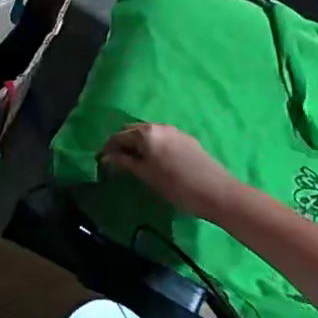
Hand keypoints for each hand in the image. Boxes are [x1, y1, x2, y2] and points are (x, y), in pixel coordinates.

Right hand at [100, 122, 241, 214]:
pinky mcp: (186, 139)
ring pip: (148, 134)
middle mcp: (159, 126)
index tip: (102, 161)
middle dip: (122, 143)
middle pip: (133, 131)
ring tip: (134, 162)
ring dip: (138, 144)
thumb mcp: (146, 175)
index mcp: (146, 133)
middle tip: (116, 162)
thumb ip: (125, 162)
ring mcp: (175, 131)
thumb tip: (107, 157)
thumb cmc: (175, 185)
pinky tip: (154, 161)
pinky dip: (152, 146)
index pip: (119, 136)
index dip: (108, 148)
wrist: (215, 191)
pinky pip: (162, 138)